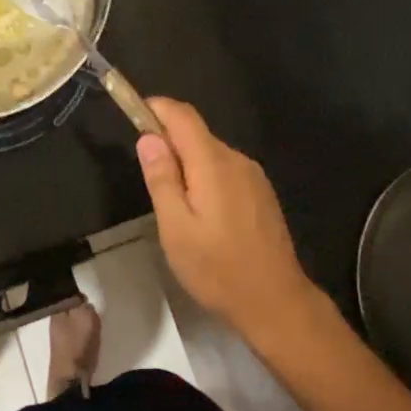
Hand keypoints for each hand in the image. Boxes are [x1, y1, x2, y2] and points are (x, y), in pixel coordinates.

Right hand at [137, 98, 319, 340]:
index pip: (183, 115)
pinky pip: (226, 171)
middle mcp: (236, 160)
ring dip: (188, 163)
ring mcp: (253, 176)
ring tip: (173, 203)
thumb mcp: (176, 228)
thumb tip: (148, 137)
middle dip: (169, 141)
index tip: (134, 115)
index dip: (156, 108)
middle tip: (148, 175)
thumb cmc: (218, 269)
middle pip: (197, 133)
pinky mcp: (262, 194)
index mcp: (213, 163)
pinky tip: (202, 213)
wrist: (276, 302)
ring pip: (211, 153)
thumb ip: (162, 179)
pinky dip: (206, 177)